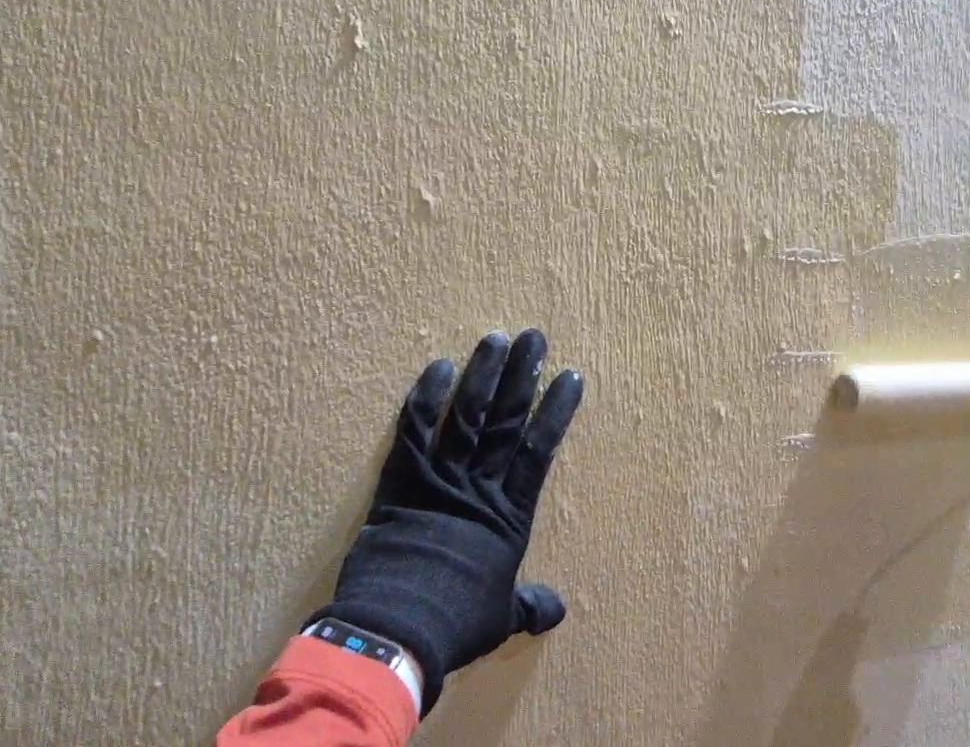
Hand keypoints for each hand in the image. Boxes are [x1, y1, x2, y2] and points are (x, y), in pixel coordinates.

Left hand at [313, 329, 584, 713]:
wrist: (398, 633)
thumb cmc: (456, 624)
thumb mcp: (501, 616)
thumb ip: (529, 605)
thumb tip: (556, 611)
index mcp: (509, 516)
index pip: (539, 451)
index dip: (555, 412)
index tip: (571, 376)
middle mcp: (479, 487)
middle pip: (505, 421)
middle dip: (522, 377)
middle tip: (534, 337)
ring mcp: (440, 480)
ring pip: (466, 416)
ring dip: (481, 375)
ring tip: (495, 338)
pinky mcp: (401, 481)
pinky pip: (414, 432)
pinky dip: (425, 399)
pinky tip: (438, 367)